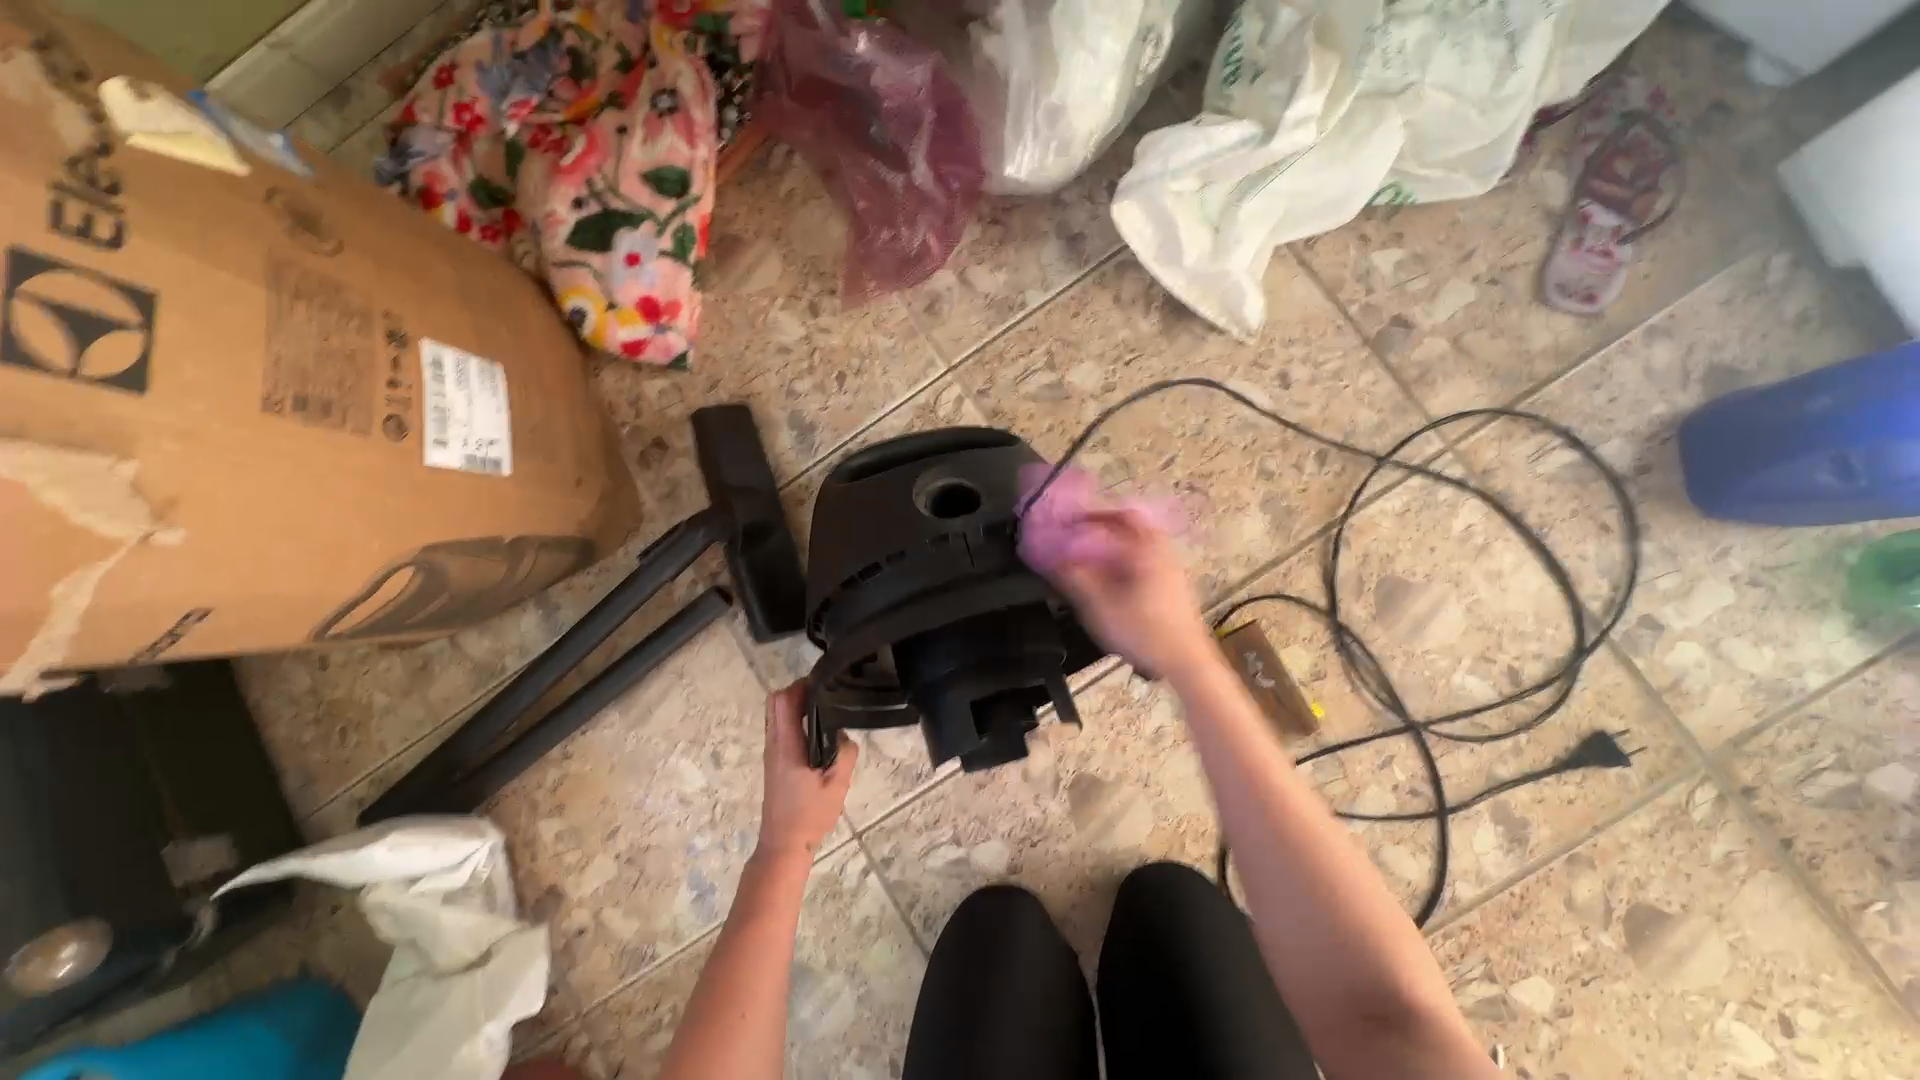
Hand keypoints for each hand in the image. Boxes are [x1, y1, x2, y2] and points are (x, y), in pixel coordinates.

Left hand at [757, 682, 856, 859]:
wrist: (784, 843)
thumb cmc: (810, 814)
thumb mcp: (837, 784)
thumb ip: (844, 753)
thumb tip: (843, 734)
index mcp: (787, 745)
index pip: (784, 700)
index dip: (802, 686)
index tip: (824, 685)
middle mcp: (774, 743)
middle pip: (775, 702)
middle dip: (797, 692)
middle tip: (825, 695)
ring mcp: (771, 753)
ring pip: (775, 715)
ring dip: (795, 707)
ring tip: (824, 711)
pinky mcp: (773, 762)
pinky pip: (779, 729)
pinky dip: (794, 721)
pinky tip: (816, 733)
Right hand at [1040, 507, 1215, 680]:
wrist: (1187, 663)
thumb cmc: (1144, 632)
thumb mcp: (1100, 607)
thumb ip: (1076, 578)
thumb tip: (1056, 559)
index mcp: (1147, 550)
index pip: (1122, 516)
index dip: (1095, 514)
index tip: (1074, 522)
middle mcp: (1164, 553)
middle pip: (1135, 527)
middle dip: (1107, 528)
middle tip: (1084, 536)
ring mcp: (1173, 570)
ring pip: (1143, 544)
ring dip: (1119, 545)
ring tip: (1096, 558)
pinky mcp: (1176, 587)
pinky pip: (1150, 560)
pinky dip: (1129, 560)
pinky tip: (1116, 580)